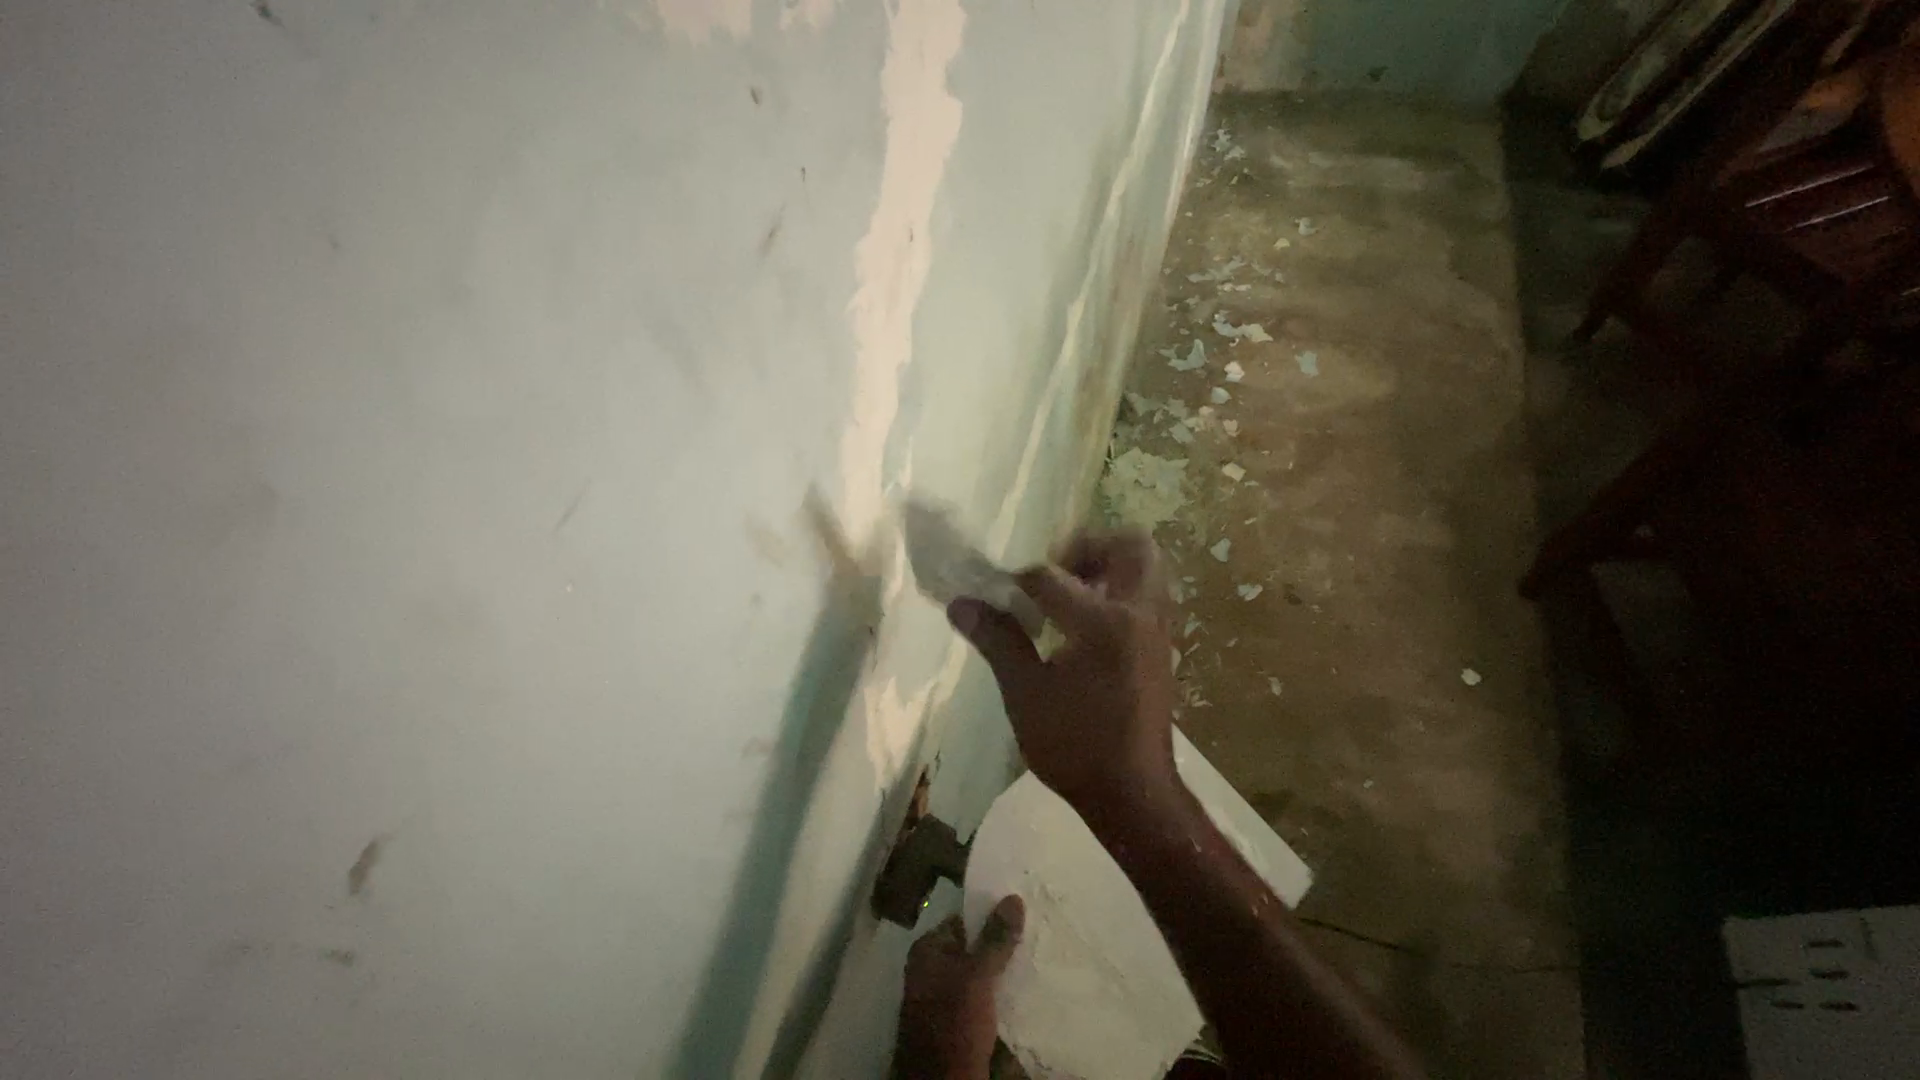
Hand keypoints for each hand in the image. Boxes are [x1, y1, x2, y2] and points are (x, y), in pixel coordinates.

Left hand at [893, 895, 1024, 1079]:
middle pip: (975, 949)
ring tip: (1044, 958)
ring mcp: (950, 1001)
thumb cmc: (952, 1023)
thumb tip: (1013, 898)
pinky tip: (1034, 991)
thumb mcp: (975, 977)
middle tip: (1040, 932)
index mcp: (928, 952)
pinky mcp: (965, 1027)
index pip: (962, 921)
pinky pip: (990, 1003)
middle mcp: (935, 972)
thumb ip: (995, 939)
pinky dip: (1008, 998)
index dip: (990, 914)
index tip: (1024, 909)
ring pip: (985, 977)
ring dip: (1009, 972)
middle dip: (1004, 944)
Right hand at [948, 529, 1179, 818]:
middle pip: (1130, 545)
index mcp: (1104, 623)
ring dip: (1110, 566)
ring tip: (1069, 596)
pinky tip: (1086, 627)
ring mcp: (1159, 629)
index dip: (1016, 581)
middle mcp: (1140, 613)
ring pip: (1148, 568)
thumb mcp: (1025, 693)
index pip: (1051, 577)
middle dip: (1089, 547)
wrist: (1134, 793)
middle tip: (1054, 571)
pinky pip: (1149, 595)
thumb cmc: (1075, 746)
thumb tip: (961, 603)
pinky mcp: (1163, 647)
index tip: (994, 592)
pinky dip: (1122, 590)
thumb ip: (997, 640)